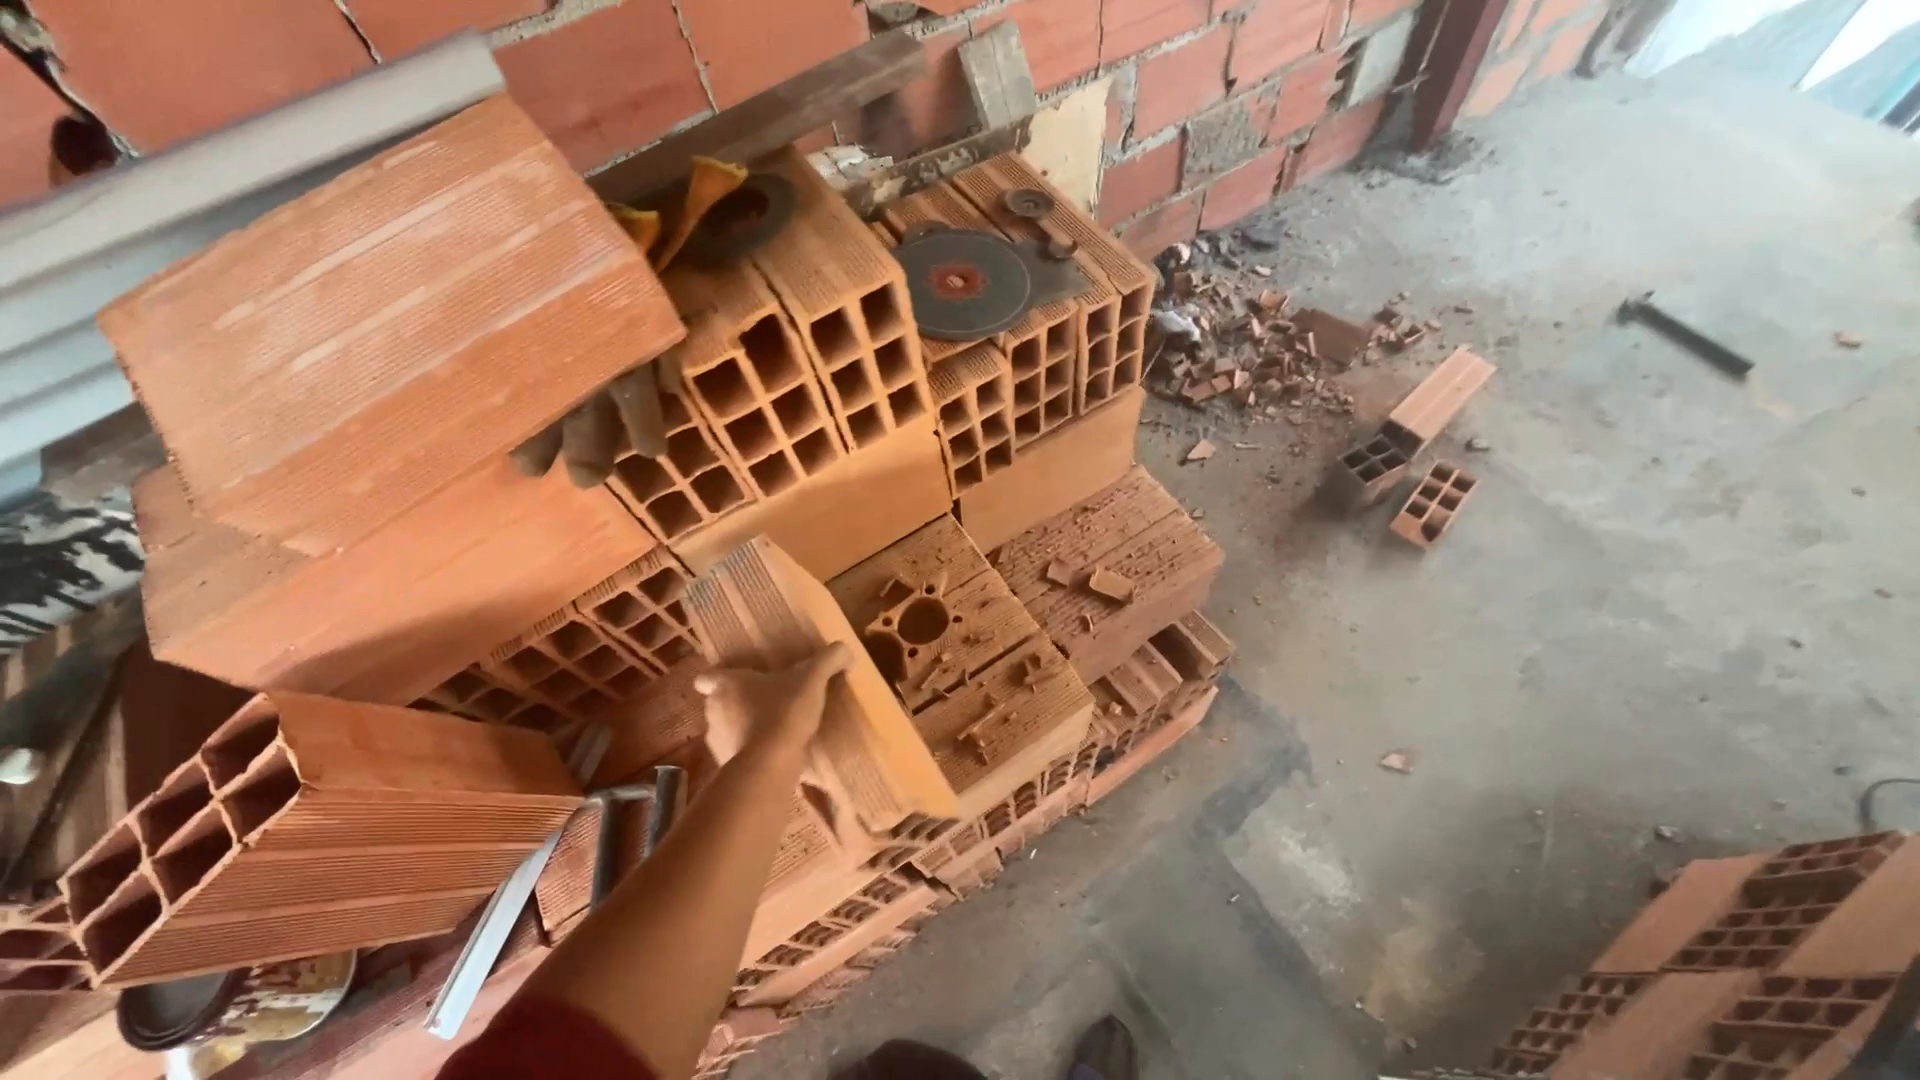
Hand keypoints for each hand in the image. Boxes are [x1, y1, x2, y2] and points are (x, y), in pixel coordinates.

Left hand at [693, 644, 851, 762]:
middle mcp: (713, 711)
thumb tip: (846, 650)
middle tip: (768, 705)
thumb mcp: (812, 679)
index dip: (719, 679)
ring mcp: (717, 742)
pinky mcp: (726, 768)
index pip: (707, 678)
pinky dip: (751, 755)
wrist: (770, 764)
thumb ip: (829, 659)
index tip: (738, 682)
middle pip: (719, 704)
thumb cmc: (783, 712)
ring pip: (727, 731)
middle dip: (739, 705)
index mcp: (726, 685)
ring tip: (773, 733)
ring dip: (745, 731)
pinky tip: (774, 757)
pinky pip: (738, 756)